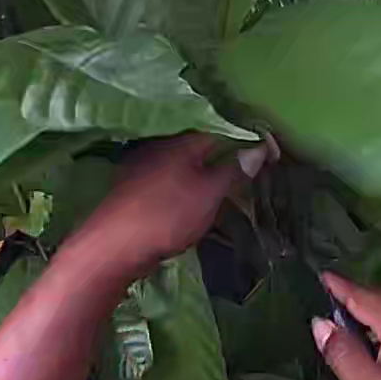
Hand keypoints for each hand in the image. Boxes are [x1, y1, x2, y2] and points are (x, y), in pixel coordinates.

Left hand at [65, 134, 272, 276]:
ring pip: (185, 162)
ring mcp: (144, 166)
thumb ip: (234, 170)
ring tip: (226, 187)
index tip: (269, 153)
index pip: (223, 130)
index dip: (247, 140)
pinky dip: (188, 183)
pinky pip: (170, 177)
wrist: (111, 249)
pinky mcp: (134, 188)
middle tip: (251, 171)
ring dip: (206, 171)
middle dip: (226, 155)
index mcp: (182, 142)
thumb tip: (258, 148)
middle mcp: (161, 146)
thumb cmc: (166, 216)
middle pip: (202, 145)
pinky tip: (194, 198)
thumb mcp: (209, 194)